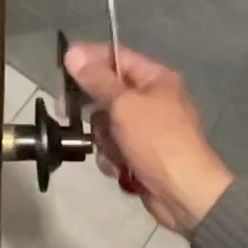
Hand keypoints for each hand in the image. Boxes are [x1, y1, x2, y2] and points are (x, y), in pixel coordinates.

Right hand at [66, 42, 233, 232]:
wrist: (186, 195)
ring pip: (105, 121)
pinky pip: (113, 145)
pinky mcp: (140, 153)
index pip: (114, 56)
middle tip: (66, 111)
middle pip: (106, 90)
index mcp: (154, 78)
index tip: (61, 65)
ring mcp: (145, 128)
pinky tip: (118, 167)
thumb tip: (72, 52)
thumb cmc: (157, 141)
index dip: (88, 58)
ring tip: (112, 149)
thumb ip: (96, 79)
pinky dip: (111, 156)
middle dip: (90, 106)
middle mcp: (150, 98)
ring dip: (102, 137)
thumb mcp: (123, 104)